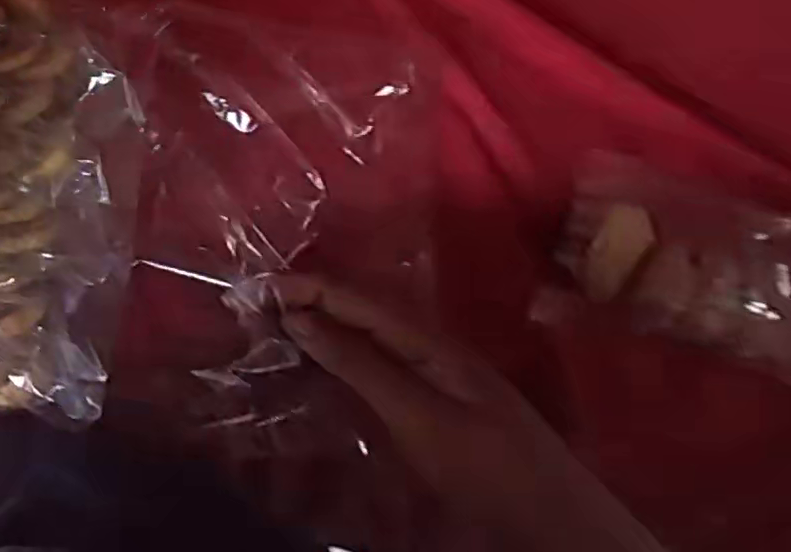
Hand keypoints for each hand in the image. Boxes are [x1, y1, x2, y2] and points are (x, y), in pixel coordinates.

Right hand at [273, 274, 665, 551]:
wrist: (570, 541)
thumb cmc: (495, 474)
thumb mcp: (421, 419)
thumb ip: (357, 362)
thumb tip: (293, 314)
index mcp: (428, 341)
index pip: (347, 295)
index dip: (294, 287)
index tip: (245, 293)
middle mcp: (425, 348)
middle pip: (348, 308)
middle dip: (294, 300)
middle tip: (243, 308)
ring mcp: (428, 375)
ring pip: (354, 334)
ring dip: (307, 325)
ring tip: (262, 328)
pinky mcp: (425, 403)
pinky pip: (364, 363)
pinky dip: (326, 354)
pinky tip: (304, 362)